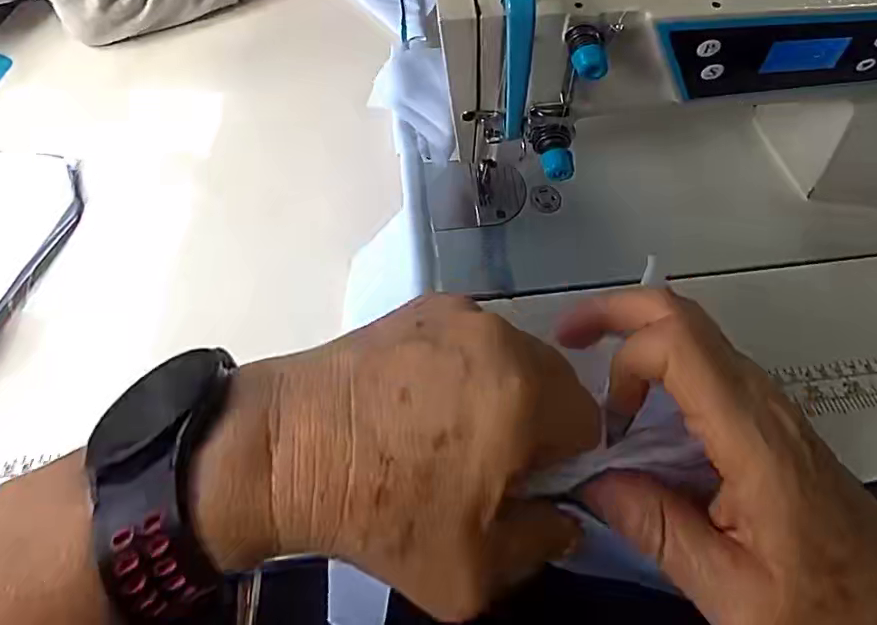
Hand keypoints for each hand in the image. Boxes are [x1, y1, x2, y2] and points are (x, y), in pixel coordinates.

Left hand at [193, 295, 597, 620]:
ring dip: (496, 388)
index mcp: (522, 387)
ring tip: (443, 425)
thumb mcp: (477, 572)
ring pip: (507, 355)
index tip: (522, 483)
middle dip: (534, 420)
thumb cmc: (383, 510)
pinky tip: (416, 397)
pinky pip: (464, 338)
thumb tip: (559, 512)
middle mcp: (492, 332)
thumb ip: (542, 543)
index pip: (588, 421)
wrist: (289, 441)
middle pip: (550, 378)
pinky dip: (458, 364)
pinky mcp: (413, 304)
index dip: (562, 461)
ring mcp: (449, 310)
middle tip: (484, 458)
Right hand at [556, 290, 876, 624]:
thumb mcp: (740, 598)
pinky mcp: (757, 407)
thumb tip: (590, 479)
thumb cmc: (833, 607)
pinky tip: (627, 393)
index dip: (625, 361)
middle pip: (678, 312)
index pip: (676, 345)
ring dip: (627, 328)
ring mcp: (760, 397)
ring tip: (585, 360)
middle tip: (567, 335)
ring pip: (686, 324)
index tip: (609, 417)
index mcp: (755, 439)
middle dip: (612, 310)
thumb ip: (658, 532)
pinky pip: (694, 353)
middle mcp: (758, 399)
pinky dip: (649, 351)